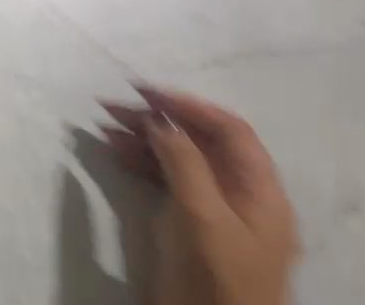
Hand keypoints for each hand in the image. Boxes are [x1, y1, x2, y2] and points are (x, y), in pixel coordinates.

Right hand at [100, 86, 297, 304]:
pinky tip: (113, 150)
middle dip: (158, 119)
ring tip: (104, 125)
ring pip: (180, 157)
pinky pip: (168, 177)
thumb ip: (184, 162)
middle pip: (202, 141)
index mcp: (260, 192)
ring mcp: (216, 209)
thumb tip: (160, 119)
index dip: (189, 106)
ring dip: (144, 136)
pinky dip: (141, 159)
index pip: (230, 131)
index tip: (143, 92)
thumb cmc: (216, 272)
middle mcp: (242, 195)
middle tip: (111, 105)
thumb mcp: (202, 215)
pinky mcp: (192, 222)